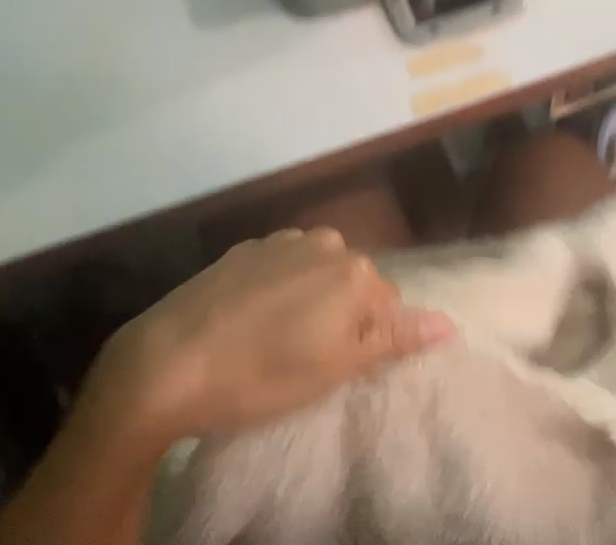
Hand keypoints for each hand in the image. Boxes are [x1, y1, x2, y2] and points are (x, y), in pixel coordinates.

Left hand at [75, 228, 453, 449]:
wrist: (167, 360)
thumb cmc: (262, 375)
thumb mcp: (335, 368)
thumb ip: (394, 338)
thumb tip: (448, 322)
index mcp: (355, 271)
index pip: (389, 307)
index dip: (367, 341)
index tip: (336, 368)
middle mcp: (325, 243)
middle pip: (352, 283)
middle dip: (340, 316)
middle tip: (307, 359)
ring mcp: (281, 241)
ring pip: (315, 273)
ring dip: (308, 300)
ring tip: (275, 340)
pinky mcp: (243, 248)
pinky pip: (279, 267)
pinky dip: (276, 290)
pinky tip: (248, 321)